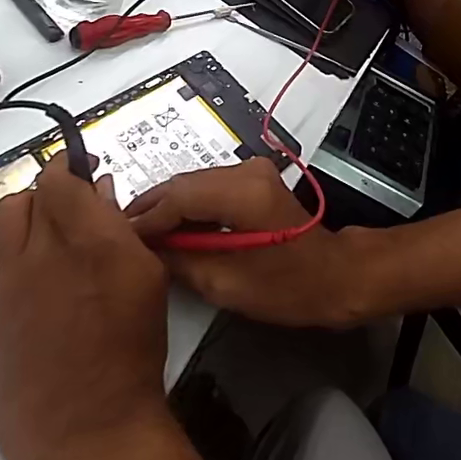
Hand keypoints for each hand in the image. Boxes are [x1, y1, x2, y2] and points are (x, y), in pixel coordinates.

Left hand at [0, 155, 172, 459]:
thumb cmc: (131, 351)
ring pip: (2, 214)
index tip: (82, 168)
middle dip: (52, 188)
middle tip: (71, 202)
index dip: (69, 165)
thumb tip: (101, 194)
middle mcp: (43, 249)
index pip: (60, 176)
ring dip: (23, 208)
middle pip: (32, 191)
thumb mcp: (147, 279)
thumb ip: (123, 229)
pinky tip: (10, 255)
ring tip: (40, 224)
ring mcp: (10, 279)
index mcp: (89, 237)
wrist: (89, 425)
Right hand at [126, 159, 373, 327]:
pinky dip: (188, 205)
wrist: (339, 276)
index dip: (147, 217)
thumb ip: (183, 261)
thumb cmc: (290, 288)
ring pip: (194, 183)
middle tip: (123, 232)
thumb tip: (150, 249)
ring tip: (141, 232)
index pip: (178, 196)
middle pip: (184, 183)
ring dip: (168, 206)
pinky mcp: (253, 179)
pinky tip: (172, 226)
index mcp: (243, 193)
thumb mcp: (229, 285)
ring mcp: (251, 171)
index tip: (121, 236)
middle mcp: (245, 171)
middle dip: (152, 208)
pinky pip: (209, 187)